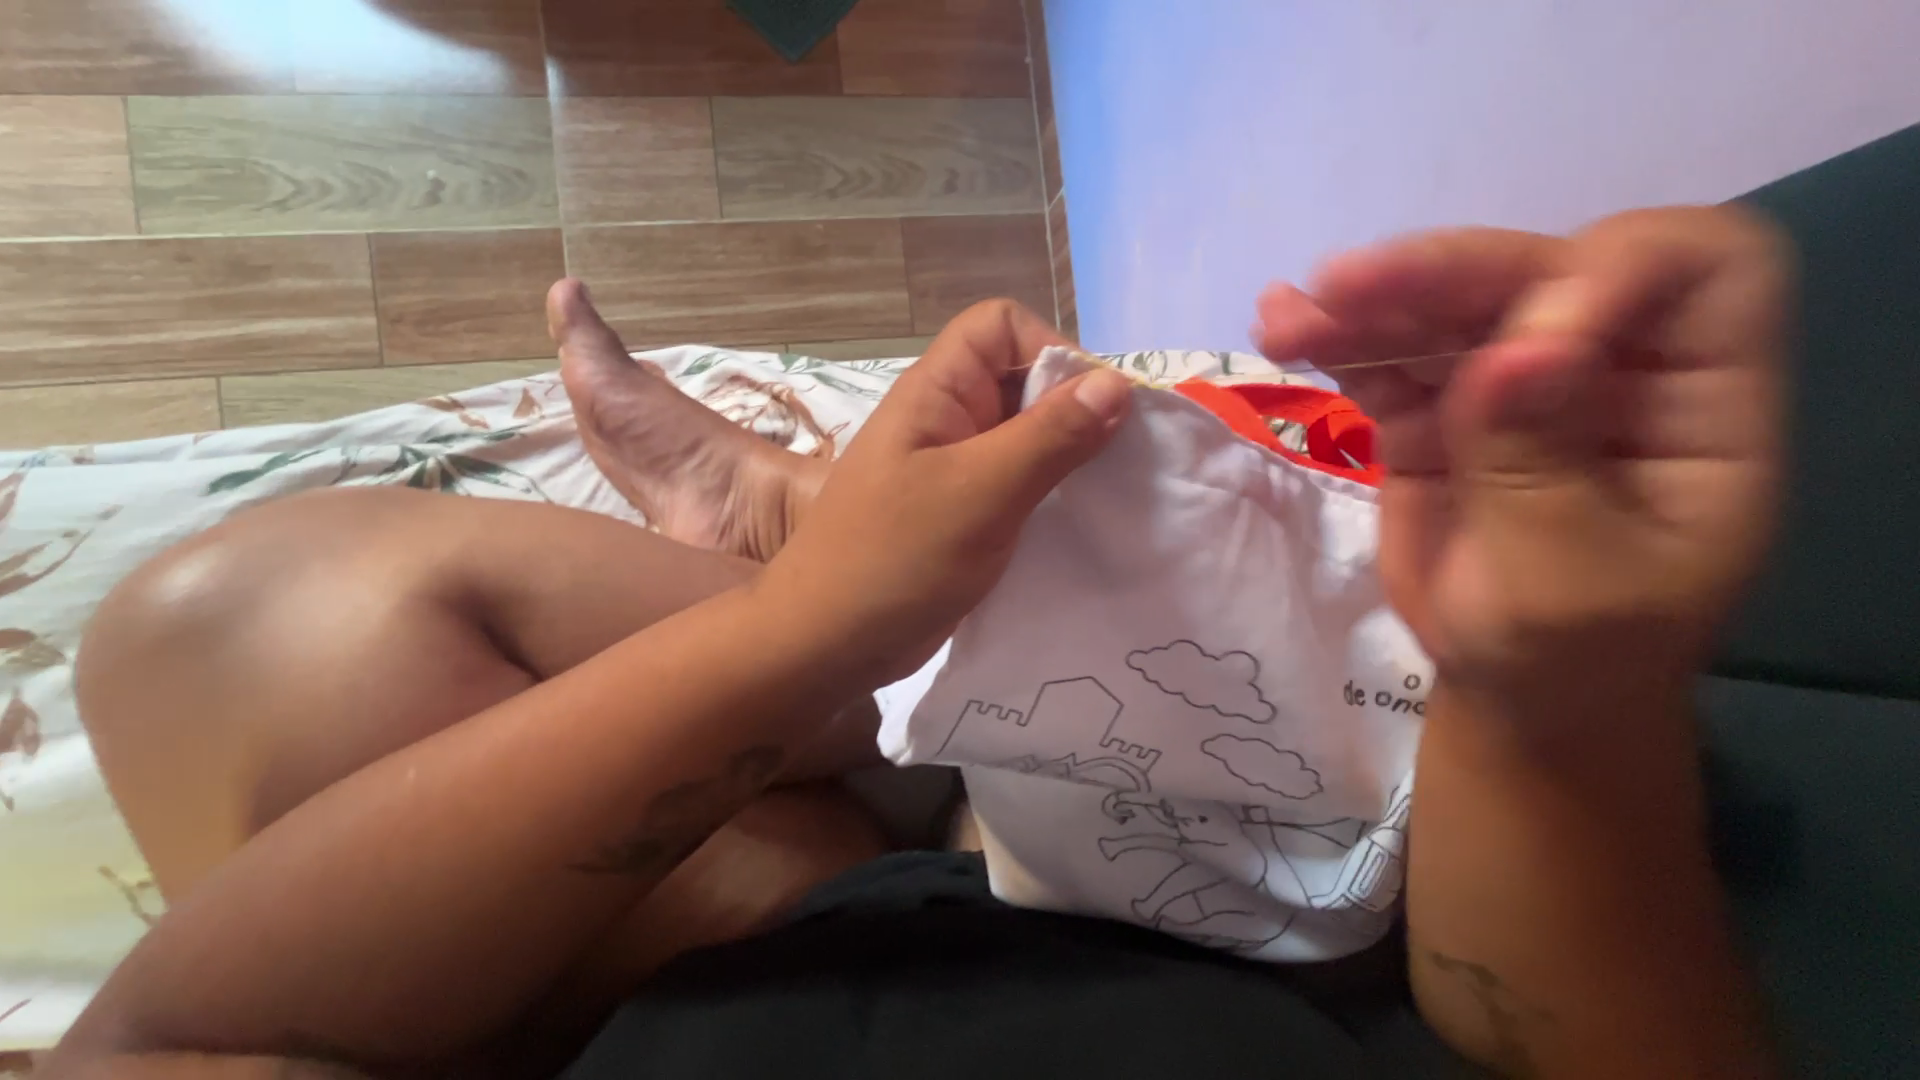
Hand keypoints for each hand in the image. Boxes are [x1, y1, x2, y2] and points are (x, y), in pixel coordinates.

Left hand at [757, 300, 1132, 688]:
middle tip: (1115, 461)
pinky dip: (1049, 497)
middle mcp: (946, 421)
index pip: (1000, 327)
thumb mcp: (979, 493)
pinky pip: (1016, 486)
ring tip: (1105, 497)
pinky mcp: (962, 516)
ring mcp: (953, 471)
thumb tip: (1116, 384)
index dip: (1050, 349)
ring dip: (1067, 459)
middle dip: (1073, 410)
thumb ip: (1048, 437)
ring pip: (1024, 439)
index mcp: (936, 393)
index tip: (1094, 409)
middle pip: (1020, 382)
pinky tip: (1077, 526)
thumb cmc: (895, 561)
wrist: (827, 646)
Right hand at [1255, 208, 1790, 712]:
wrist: (1515, 692)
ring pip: (1444, 309)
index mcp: (1695, 401)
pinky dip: (1336, 345)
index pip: (1692, 270)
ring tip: (1283, 320)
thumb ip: (1537, 467)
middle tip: (1340, 288)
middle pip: (1535, 273)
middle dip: (1439, 276)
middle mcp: (1607, 368)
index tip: (1506, 344)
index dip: (1602, 275)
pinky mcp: (1436, 414)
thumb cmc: (1572, 654)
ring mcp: (1513, 386)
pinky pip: (1387, 360)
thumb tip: (1504, 356)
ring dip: (1364, 307)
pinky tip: (1282, 329)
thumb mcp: (1568, 580)